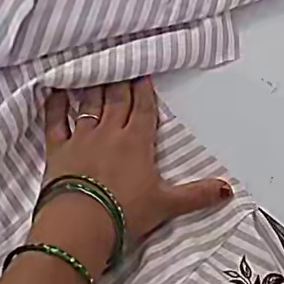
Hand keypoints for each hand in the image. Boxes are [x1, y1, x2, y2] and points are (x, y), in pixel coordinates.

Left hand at [39, 77, 232, 268]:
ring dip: (93, 86)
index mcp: (137, 142)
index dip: (144, 90)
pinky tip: (57, 90)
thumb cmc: (124, 212)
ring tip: (95, 69)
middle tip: (120, 61)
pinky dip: (56, 104)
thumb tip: (228, 191)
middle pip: (117, 100)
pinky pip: (56, 120)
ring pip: (89, 104)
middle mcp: (109, 134)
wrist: (81, 223)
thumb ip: (197, 195)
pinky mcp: (58, 150)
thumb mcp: (167, 205)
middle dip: (121, 80)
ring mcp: (82, 139)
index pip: (143, 109)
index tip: (143, 72)